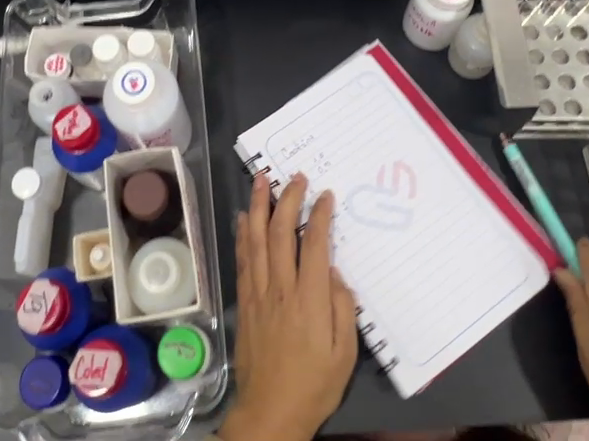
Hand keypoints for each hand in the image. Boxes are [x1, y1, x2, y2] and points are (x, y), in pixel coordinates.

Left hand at [217, 172, 358, 440]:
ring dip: (259, 206)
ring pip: (257, 240)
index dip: (320, 217)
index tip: (325, 195)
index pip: (315, 246)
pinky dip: (244, 234)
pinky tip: (245, 217)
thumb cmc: (314, 384)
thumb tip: (336, 273)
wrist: (270, 411)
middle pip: (281, 233)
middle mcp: (281, 288)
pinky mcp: (246, 301)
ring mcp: (259, 293)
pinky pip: (244, 259)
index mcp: (309, 300)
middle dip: (288, 200)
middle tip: (295, 177)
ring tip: (261, 179)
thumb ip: (343, 308)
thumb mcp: (345, 353)